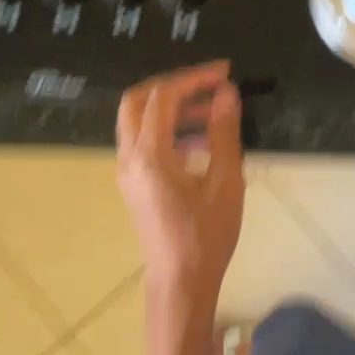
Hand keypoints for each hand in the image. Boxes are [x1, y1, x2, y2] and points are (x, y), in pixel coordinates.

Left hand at [116, 61, 244, 306]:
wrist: (181, 281)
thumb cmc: (206, 234)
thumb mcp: (225, 181)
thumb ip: (223, 132)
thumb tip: (226, 93)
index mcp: (150, 155)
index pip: (164, 97)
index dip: (194, 78)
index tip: (226, 73)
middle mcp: (129, 158)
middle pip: (138, 101)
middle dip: (175, 86)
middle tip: (210, 85)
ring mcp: (127, 172)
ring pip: (138, 121)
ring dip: (173, 107)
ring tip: (214, 113)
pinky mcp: (134, 184)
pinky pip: (144, 141)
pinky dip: (168, 128)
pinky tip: (202, 142)